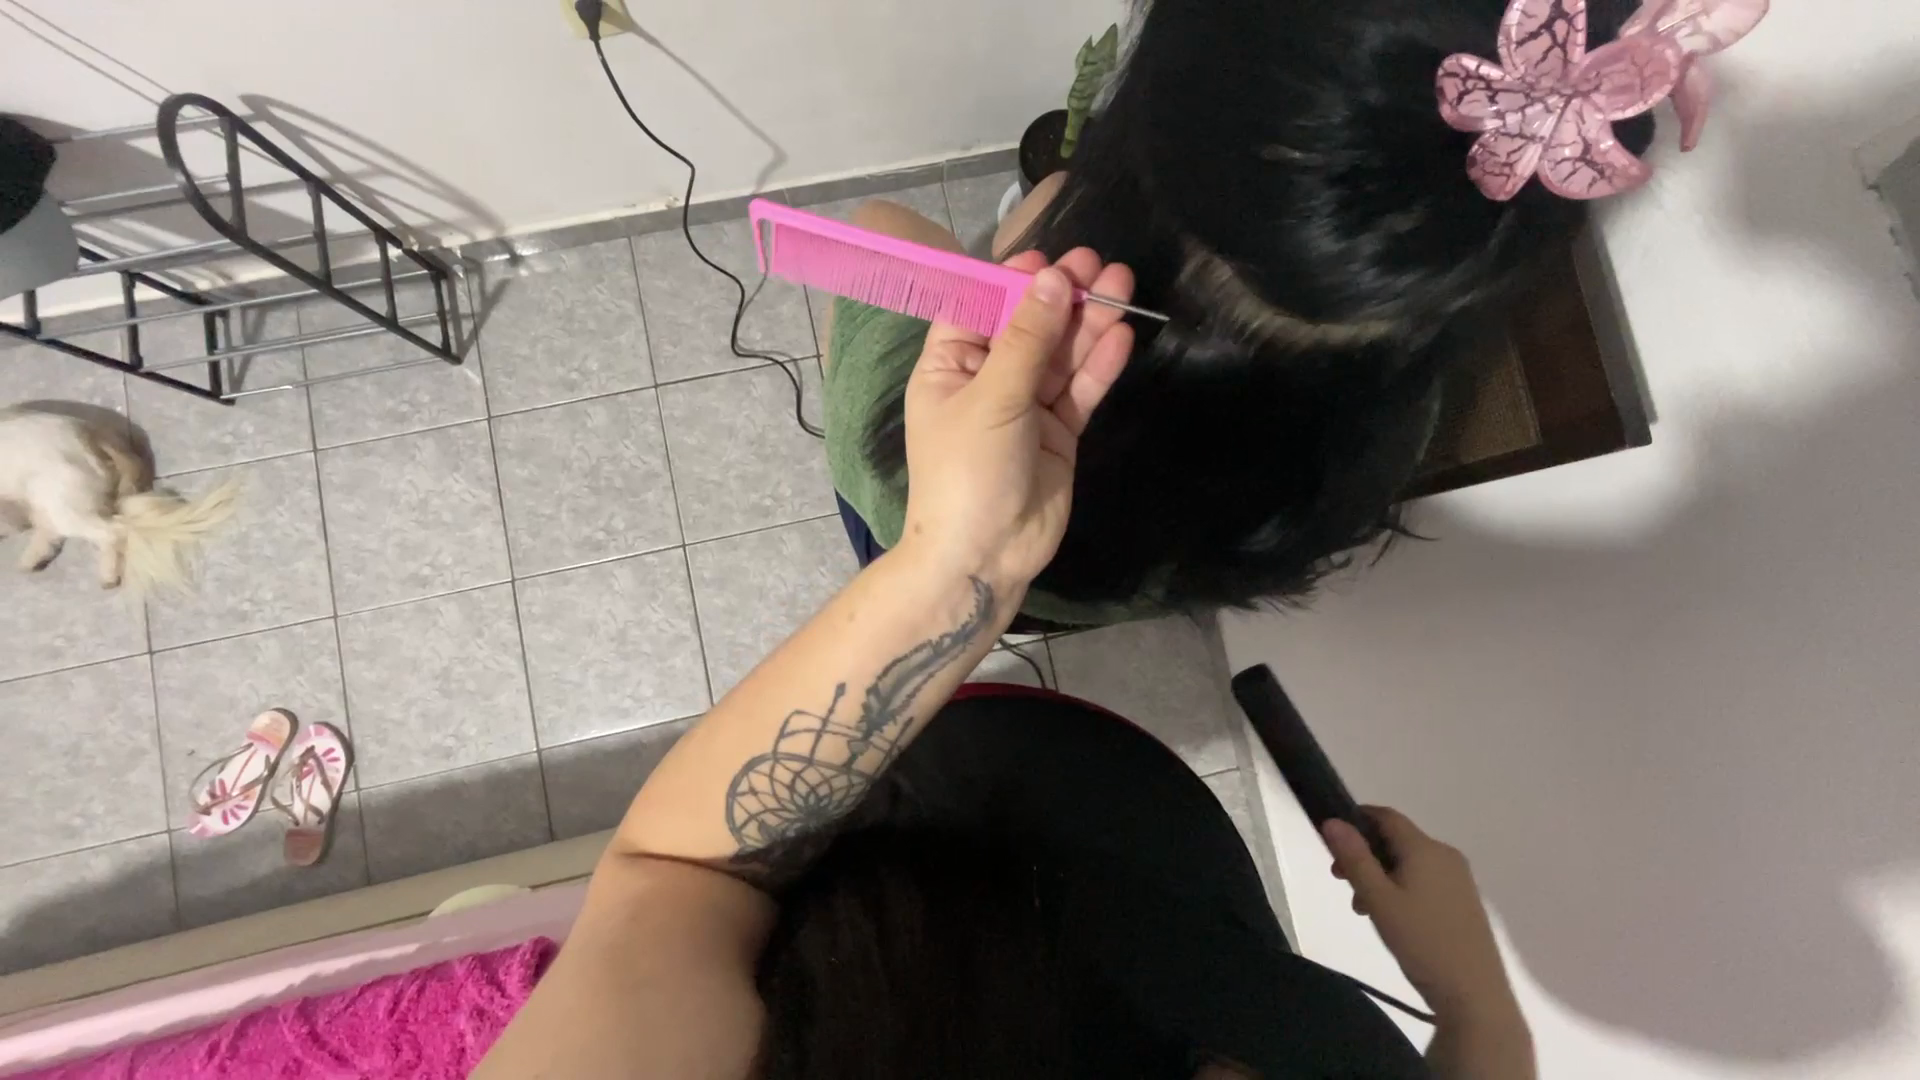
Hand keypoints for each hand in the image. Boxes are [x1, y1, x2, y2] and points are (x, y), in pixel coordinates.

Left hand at [896, 248, 1134, 591]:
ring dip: (1089, 324)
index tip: (1047, 260)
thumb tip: (1053, 278)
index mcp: (949, 368)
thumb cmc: (968, 471)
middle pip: (1028, 327)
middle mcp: (987, 382)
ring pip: (1060, 357)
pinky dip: (1099, 367)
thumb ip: (1026, 339)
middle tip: (1099, 263)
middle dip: (1061, 297)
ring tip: (1122, 284)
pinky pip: (1079, 393)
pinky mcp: (1058, 435)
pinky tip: (1121, 336)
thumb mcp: (991, 399)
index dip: (1011, 283)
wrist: (984, 555)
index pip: (979, 310)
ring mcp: (1025, 409)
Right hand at [1324, 807, 1517, 1019]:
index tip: (1332, 843)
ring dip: (1379, 875)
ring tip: (1363, 907)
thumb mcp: (1378, 898)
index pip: (1385, 816)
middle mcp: (1446, 856)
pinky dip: (1400, 888)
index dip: (1355, 820)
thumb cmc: (1422, 942)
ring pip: (1408, 862)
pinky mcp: (1465, 902)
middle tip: (1341, 880)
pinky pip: (1424, 880)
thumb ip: (1354, 857)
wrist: (1476, 999)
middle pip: (1395, 840)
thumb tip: (1332, 820)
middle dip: (1364, 854)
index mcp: (1425, 849)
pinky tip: (1391, 917)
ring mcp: (1460, 880)